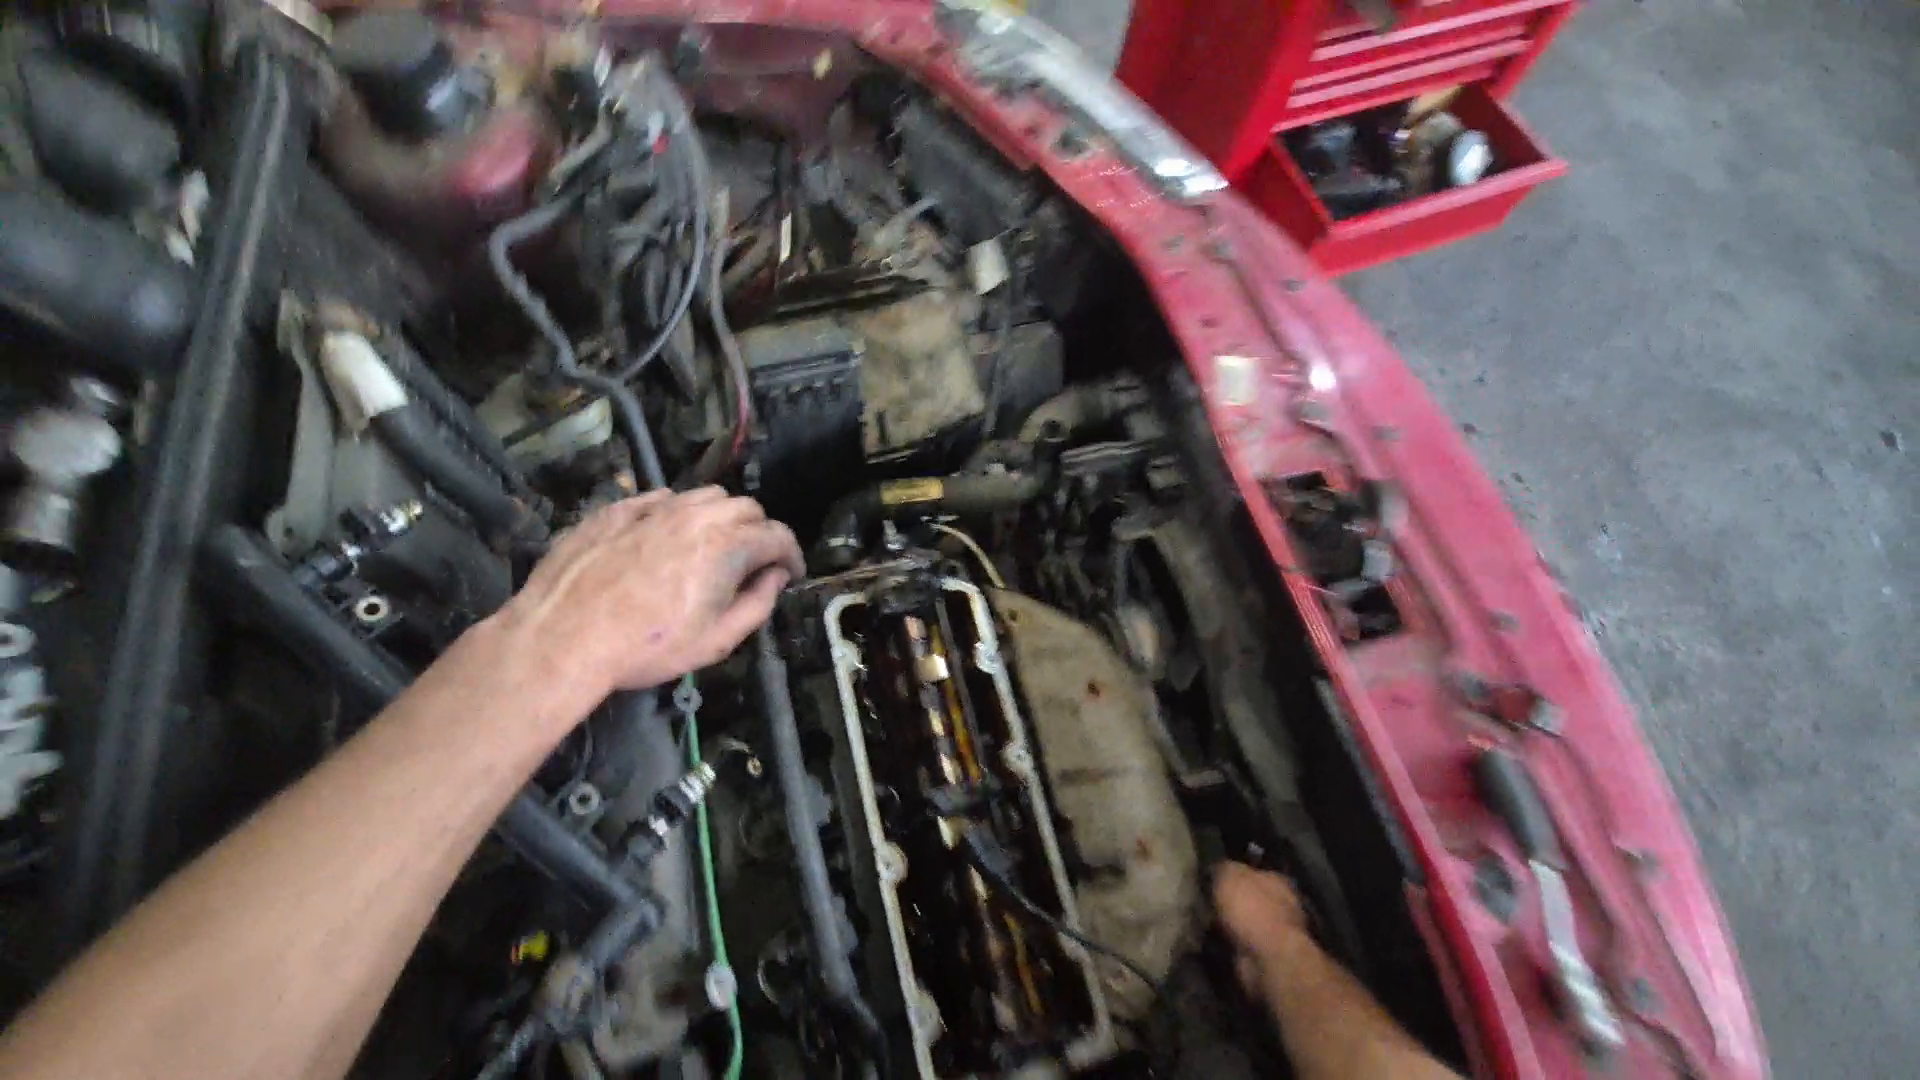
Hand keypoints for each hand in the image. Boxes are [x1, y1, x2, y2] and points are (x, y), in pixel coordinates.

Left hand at [498, 487, 802, 699]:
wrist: (562, 638)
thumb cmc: (646, 647)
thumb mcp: (717, 641)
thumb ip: (758, 604)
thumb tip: (775, 577)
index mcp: (727, 546)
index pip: (778, 535)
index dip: (792, 555)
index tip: (790, 574)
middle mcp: (696, 516)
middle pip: (746, 508)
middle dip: (759, 532)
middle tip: (753, 562)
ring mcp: (653, 508)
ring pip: (706, 496)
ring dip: (721, 517)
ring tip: (712, 546)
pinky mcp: (618, 509)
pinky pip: (662, 499)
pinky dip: (679, 514)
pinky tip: (667, 539)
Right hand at [1214, 861, 1310, 987]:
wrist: (1268, 958)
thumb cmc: (1251, 909)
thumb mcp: (1228, 875)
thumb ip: (1222, 868)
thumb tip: (1216, 868)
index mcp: (1277, 881)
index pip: (1253, 872)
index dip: (1233, 874)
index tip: (1213, 879)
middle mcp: (1282, 905)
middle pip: (1250, 897)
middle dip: (1230, 901)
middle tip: (1206, 901)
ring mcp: (1277, 933)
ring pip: (1245, 922)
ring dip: (1228, 924)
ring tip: (1205, 922)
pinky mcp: (1268, 956)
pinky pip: (1242, 943)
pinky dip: (1230, 942)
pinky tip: (1214, 940)